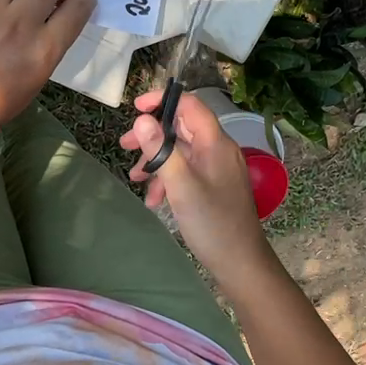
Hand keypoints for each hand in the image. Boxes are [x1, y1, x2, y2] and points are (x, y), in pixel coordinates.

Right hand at [120, 89, 270, 277]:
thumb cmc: (212, 224)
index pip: (190, 106)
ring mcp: (218, 168)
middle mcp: (219, 150)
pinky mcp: (215, 185)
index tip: (135, 108)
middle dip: (152, 136)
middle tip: (125, 146)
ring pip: (182, 151)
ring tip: (136, 179)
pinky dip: (169, 178)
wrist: (240, 263)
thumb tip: (142, 119)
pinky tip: (155, 200)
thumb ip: (161, 151)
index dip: (162, 101)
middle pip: (182, 128)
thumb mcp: (181, 186)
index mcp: (216, 144)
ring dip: (157, 161)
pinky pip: (188, 170)